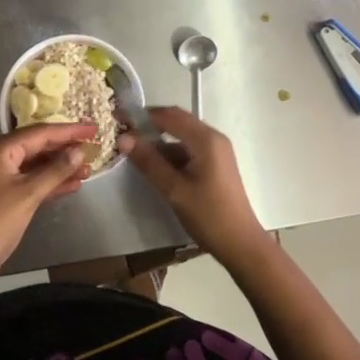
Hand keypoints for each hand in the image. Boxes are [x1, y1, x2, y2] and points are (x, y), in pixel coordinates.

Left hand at [0, 124, 95, 276]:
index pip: (40, 133)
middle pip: (37, 146)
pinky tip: (72, 186)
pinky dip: (49, 183)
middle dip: (65, 149)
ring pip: (35, 165)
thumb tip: (79, 152)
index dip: (69, 131)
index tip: (93, 129)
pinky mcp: (1, 196)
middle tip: (94, 148)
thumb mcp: (28, 194)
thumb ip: (55, 170)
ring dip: (60, 168)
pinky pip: (30, 181)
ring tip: (88, 170)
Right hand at [119, 108, 269, 265]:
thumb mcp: (175, 190)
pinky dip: (171, 154)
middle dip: (150, 126)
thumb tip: (123, 139)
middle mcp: (213, 138)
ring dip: (160, 142)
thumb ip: (149, 162)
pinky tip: (156, 167)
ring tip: (134, 152)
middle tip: (124, 134)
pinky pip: (189, 150)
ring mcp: (217, 151)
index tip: (119, 118)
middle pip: (177, 122)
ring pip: (183, 137)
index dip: (143, 115)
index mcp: (206, 139)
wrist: (241, 244)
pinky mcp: (216, 164)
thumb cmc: (209, 215)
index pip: (170, 116)